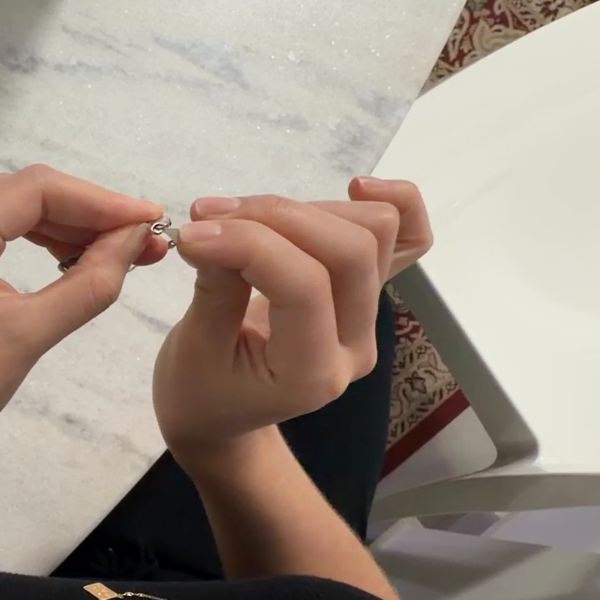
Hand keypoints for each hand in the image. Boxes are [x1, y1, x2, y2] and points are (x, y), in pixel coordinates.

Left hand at [0, 160, 166, 495]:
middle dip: (80, 212)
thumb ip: (92, 280)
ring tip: (86, 246)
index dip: (100, 201)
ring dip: (42, 211)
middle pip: (17, 188)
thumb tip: (137, 236)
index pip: (37, 191)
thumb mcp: (32, 335)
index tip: (148, 219)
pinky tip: (20, 228)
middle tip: (133, 242)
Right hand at [152, 177, 432, 467]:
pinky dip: (391, 203)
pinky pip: (408, 239)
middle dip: (274, 218)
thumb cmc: (196, 391)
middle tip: (209, 218)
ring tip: (241, 216)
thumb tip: (214, 225)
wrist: (217, 413)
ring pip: (375, 232)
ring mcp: (367, 319)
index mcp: (309, 374)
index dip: (248, 245)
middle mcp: (353, 345)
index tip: (191, 233)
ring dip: (303, 208)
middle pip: (349, 251)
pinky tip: (354, 186)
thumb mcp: (192, 347)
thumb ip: (214, 285)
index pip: (302, 287)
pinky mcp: (366, 294)